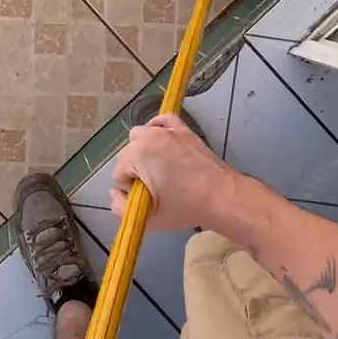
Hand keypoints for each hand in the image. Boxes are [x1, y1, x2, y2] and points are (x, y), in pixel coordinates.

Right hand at [110, 114, 248, 231]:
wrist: (221, 196)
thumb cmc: (184, 207)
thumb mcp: (148, 218)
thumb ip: (120, 208)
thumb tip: (115, 192)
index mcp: (136, 155)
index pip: (119, 174)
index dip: (130, 190)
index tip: (149, 199)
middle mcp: (147, 136)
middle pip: (128, 155)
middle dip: (136, 171)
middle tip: (155, 188)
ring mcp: (166, 130)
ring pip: (140, 135)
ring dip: (143, 151)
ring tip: (158, 169)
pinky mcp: (182, 129)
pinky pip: (161, 120)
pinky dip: (158, 128)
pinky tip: (162, 144)